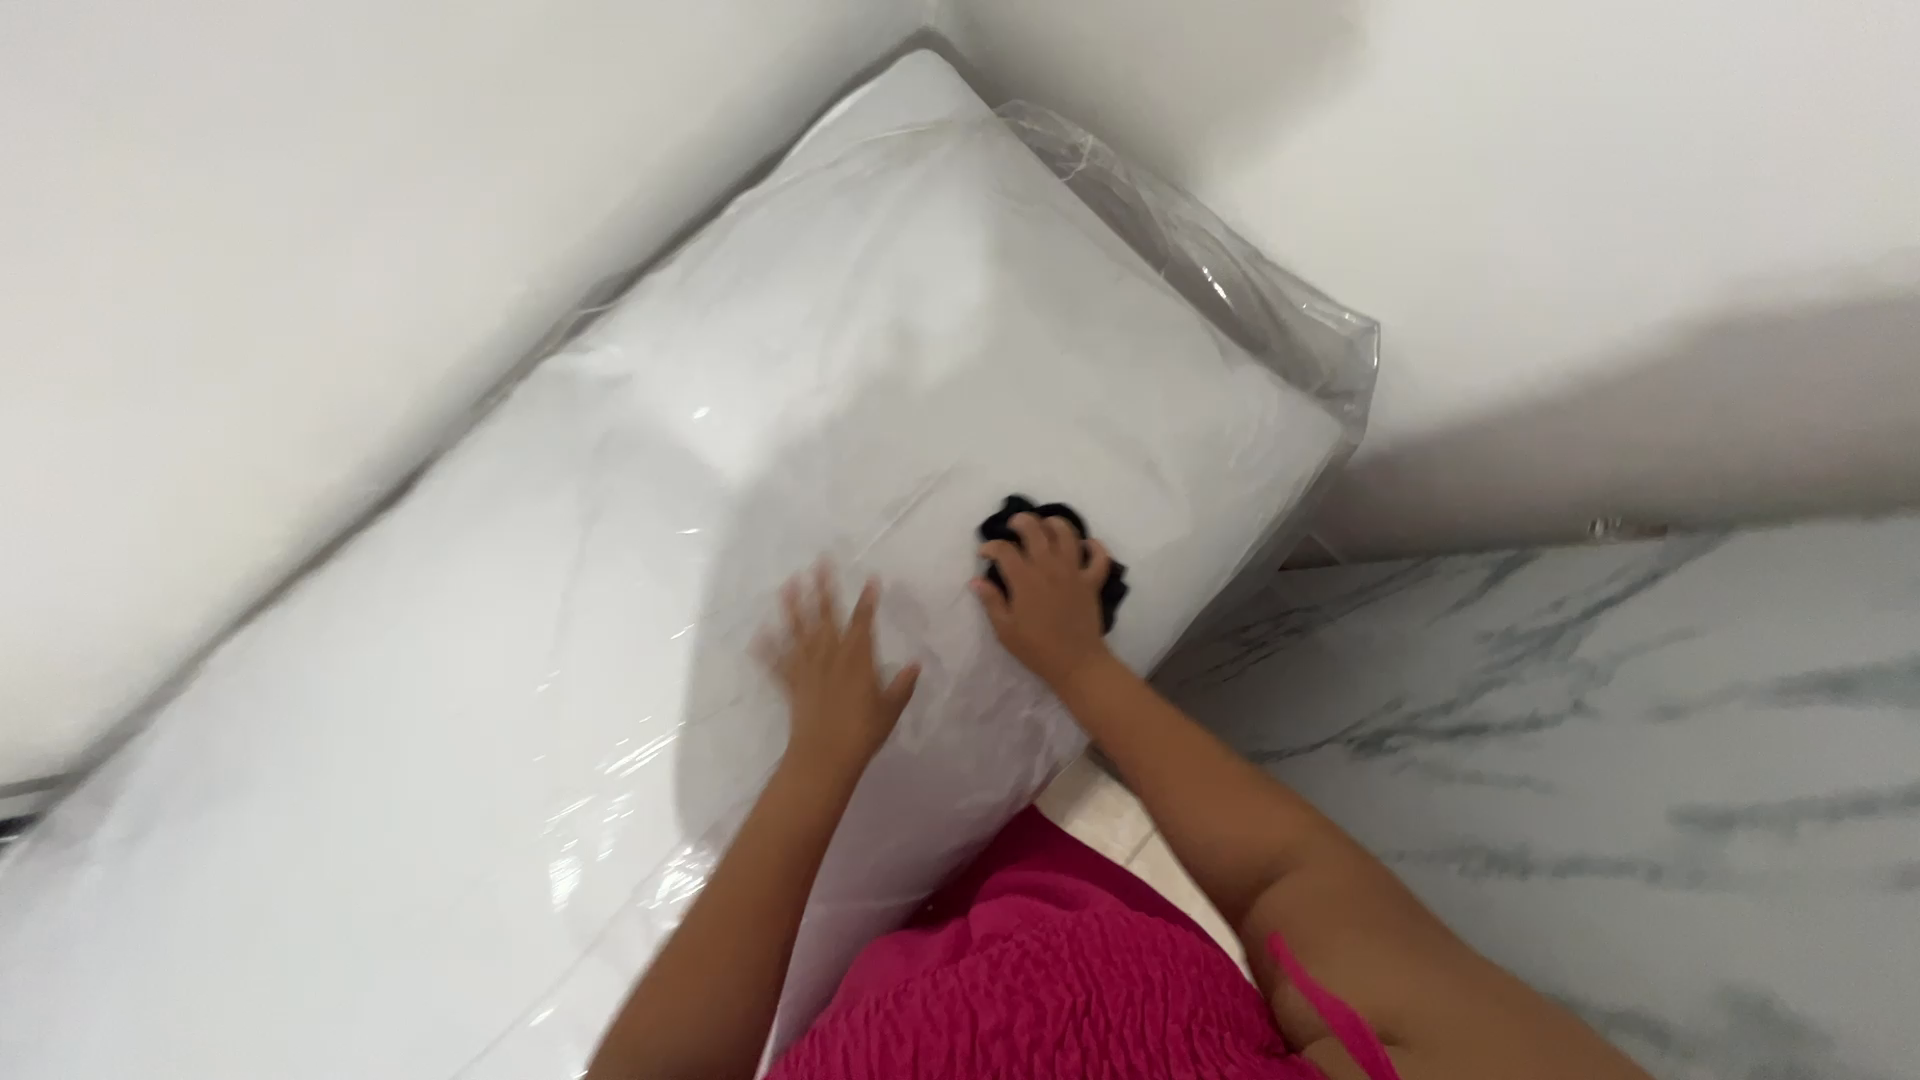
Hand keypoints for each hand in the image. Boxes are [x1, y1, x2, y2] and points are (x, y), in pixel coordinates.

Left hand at [758, 563, 920, 774]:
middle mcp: (830, 655)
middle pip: (826, 615)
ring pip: (798, 631)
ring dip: (792, 606)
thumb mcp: (891, 708)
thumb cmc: (863, 732)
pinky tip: (758, 634)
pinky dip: (767, 649)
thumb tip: (915, 665)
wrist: (825, 756)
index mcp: (857, 658)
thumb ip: (902, 685)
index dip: (868, 600)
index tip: (871, 579)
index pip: (864, 622)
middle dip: (823, 587)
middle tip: (819, 562)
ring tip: (787, 583)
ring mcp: (806, 668)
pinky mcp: (790, 684)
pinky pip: (776, 663)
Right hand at [972, 513, 1116, 689]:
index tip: (984, 553)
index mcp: (1024, 580)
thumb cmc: (1036, 648)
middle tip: (1014, 526)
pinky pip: (1099, 557)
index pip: (1004, 549)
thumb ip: (991, 601)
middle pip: (1035, 530)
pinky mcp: (1092, 581)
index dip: (991, 546)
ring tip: (1046, 525)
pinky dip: (1095, 546)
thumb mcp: (1005, 629)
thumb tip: (976, 580)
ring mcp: (1074, 572)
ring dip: (1055, 523)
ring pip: (1067, 534)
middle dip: (1021, 522)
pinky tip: (1086, 544)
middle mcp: (1049, 568)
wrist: (1076, 663)